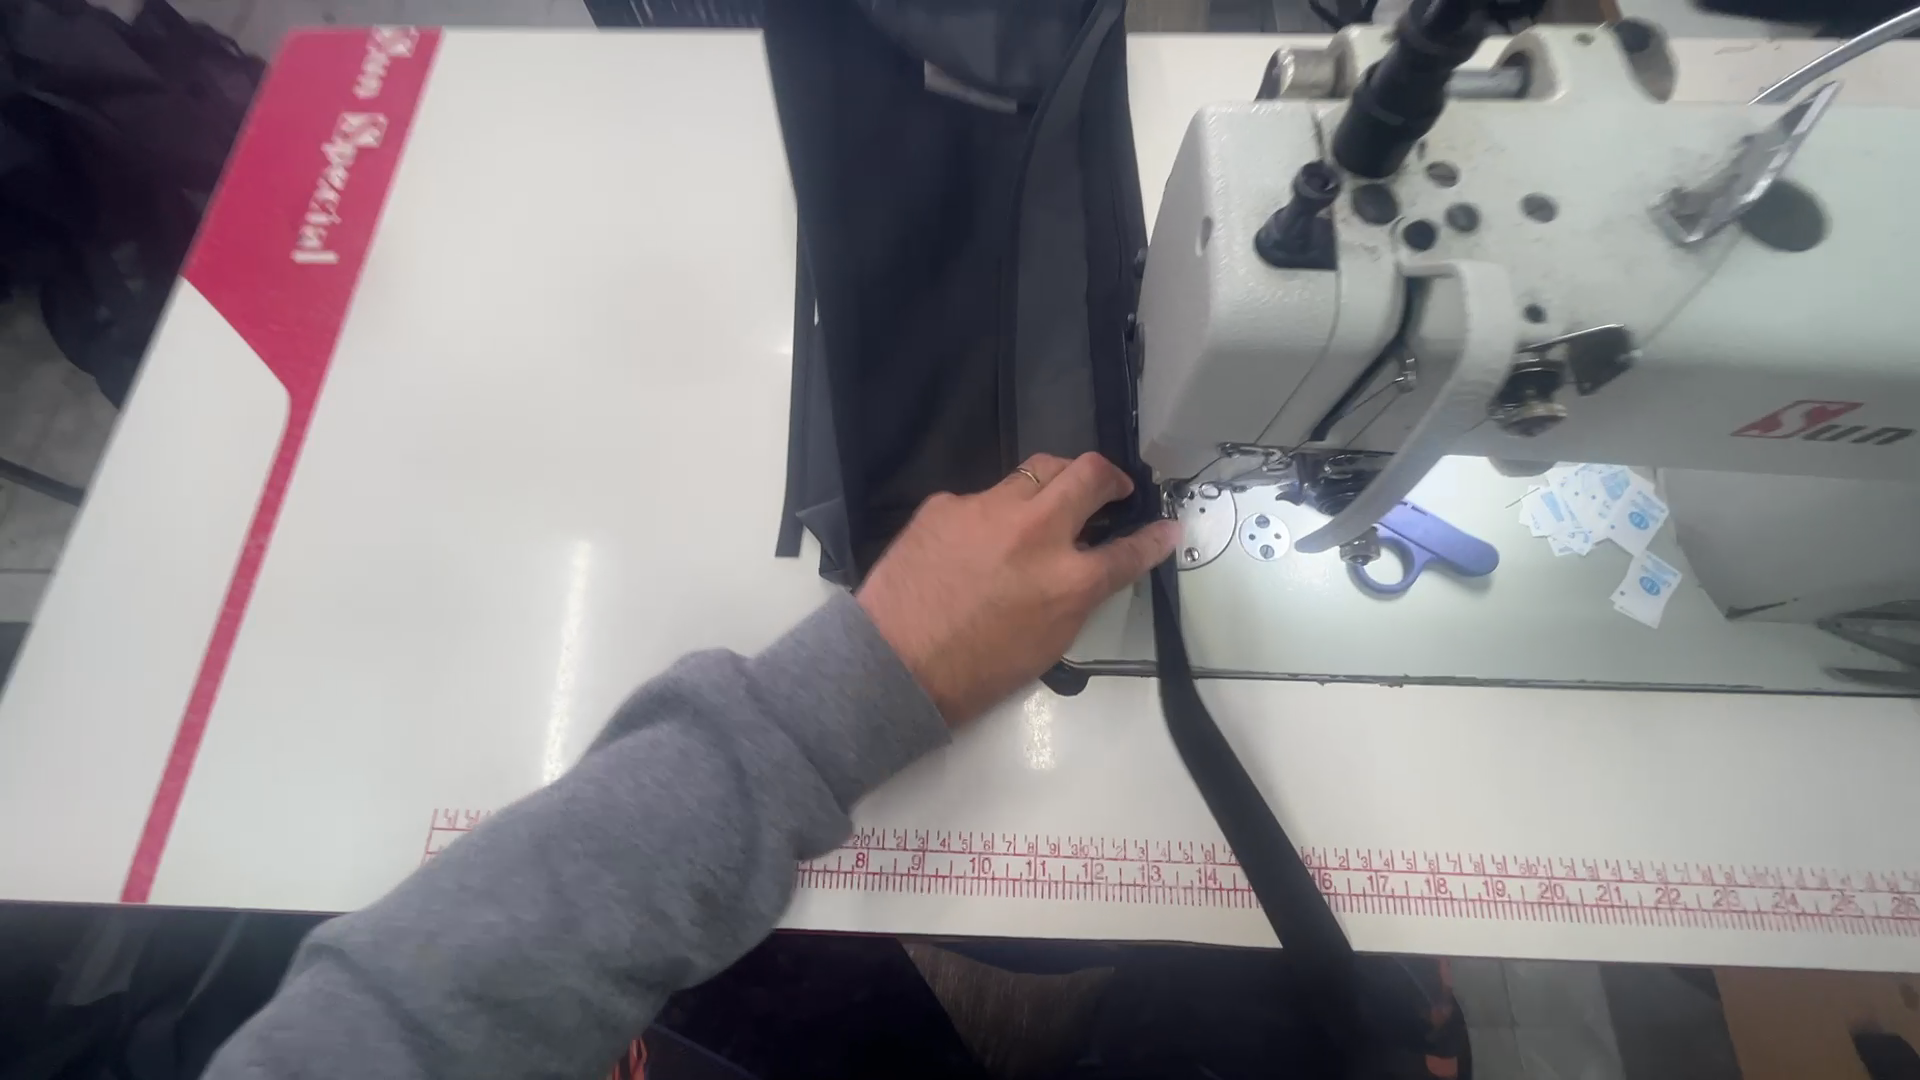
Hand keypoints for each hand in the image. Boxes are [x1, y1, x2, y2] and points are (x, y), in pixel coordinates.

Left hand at [856, 452, 1181, 725]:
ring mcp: (988, 509)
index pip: (1129, 549)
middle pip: (1089, 474)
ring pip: (1038, 470)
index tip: (1165, 527)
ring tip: (1051, 500)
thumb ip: (1077, 596)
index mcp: (1068, 581)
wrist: (893, 663)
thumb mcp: (1048, 644)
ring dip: (1055, 482)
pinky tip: (977, 538)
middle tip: (1109, 489)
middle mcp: (1036, 533)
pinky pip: (984, 496)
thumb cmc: (975, 672)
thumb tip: (1090, 567)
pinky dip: (993, 512)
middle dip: (1110, 476)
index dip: (1154, 538)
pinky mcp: (947, 503)